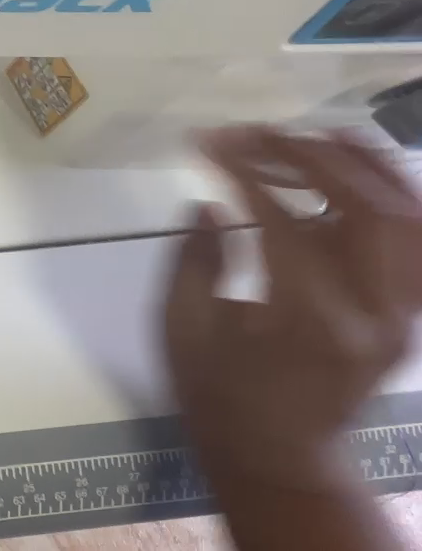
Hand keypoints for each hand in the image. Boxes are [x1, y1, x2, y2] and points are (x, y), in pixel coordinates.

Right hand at [166, 126, 421, 489]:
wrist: (278, 450)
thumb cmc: (212, 386)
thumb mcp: (181, 323)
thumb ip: (195, 259)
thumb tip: (208, 202)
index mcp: (308, 320)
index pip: (286, 224)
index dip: (242, 174)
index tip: (203, 143)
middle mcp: (376, 314)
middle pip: (372, 214)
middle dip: (312, 158)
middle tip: (253, 131)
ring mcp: (405, 315)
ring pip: (412, 223)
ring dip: (366, 170)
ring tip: (310, 133)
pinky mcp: (408, 312)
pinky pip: (414, 243)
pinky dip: (389, 199)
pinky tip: (348, 171)